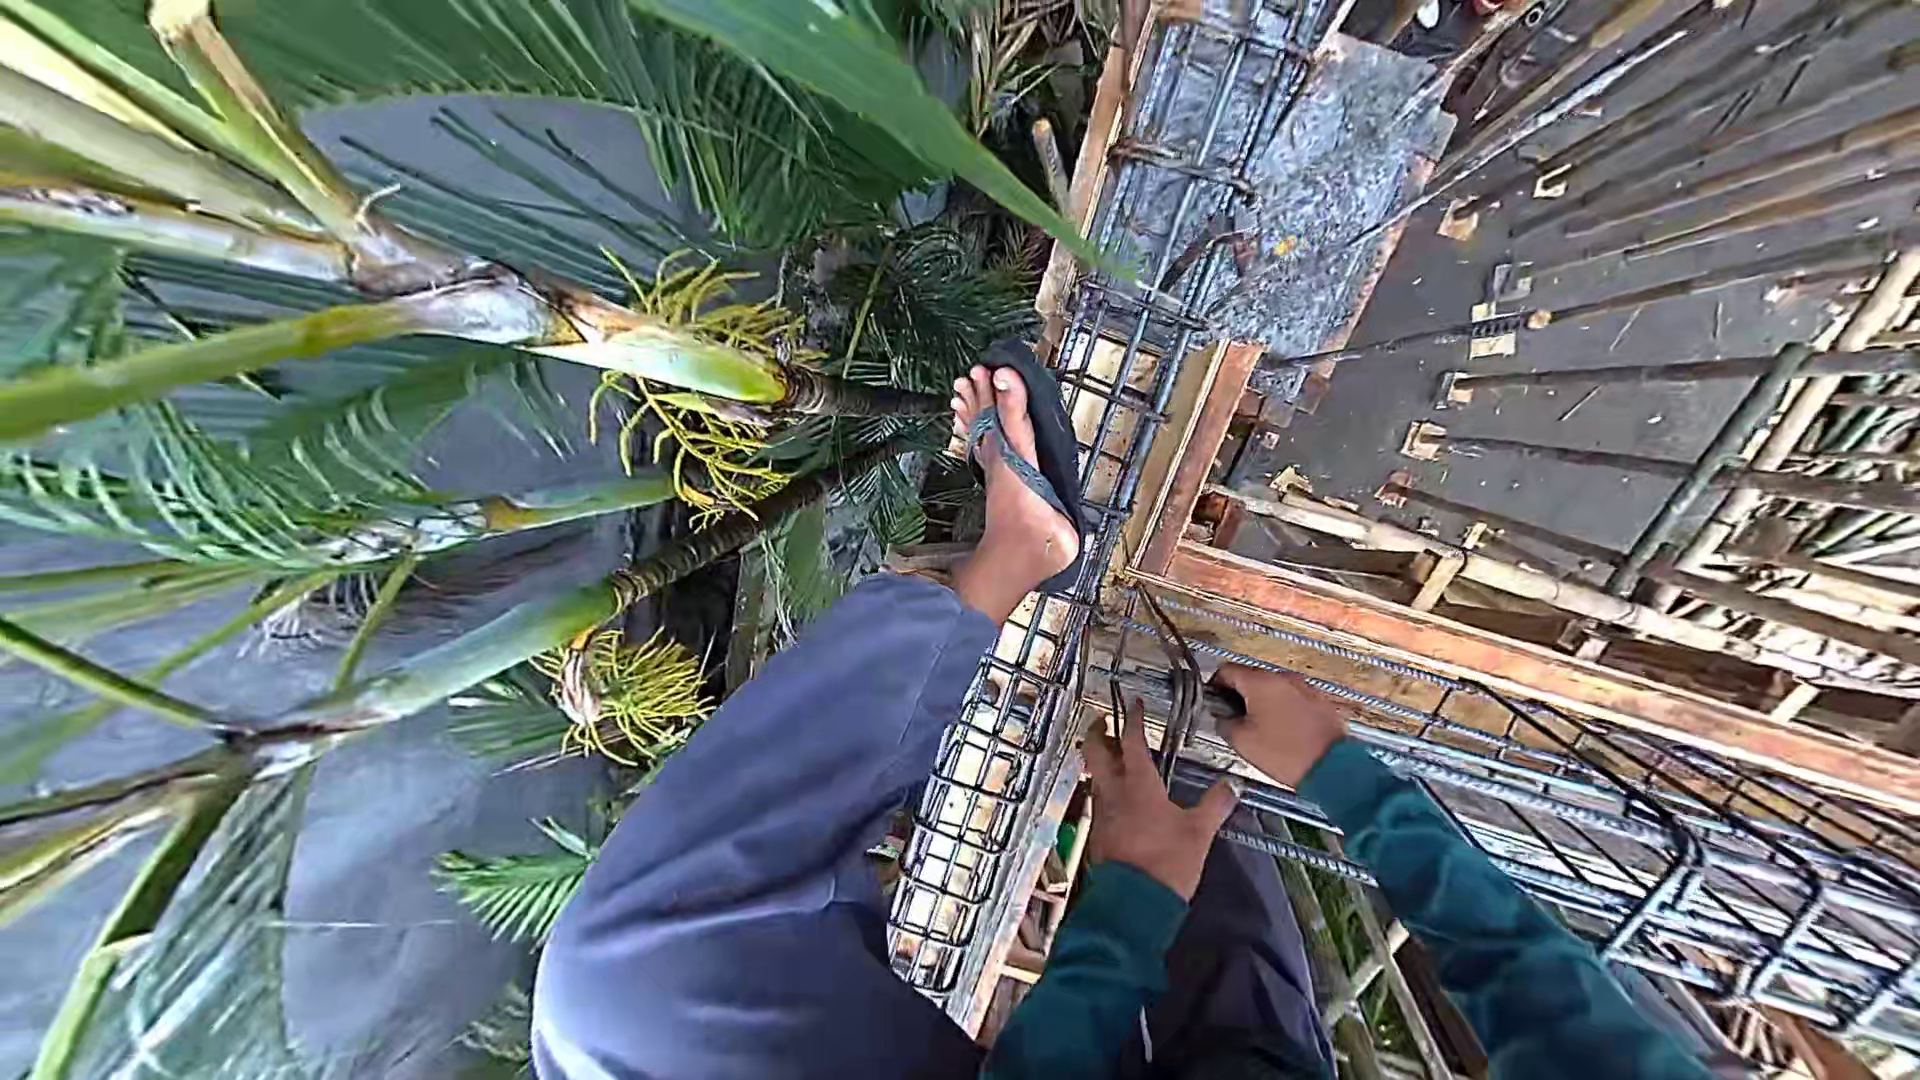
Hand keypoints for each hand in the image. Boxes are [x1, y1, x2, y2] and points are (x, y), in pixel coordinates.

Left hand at [1082, 697, 1238, 899]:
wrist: (1134, 901)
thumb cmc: (1166, 862)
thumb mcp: (1198, 832)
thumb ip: (1214, 805)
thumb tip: (1231, 787)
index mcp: (1137, 782)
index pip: (1131, 740)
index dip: (1132, 719)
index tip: (1134, 705)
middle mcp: (1113, 789)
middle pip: (1095, 748)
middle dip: (1100, 730)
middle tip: (1107, 721)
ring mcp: (1102, 808)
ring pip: (1094, 771)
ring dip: (1100, 757)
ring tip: (1113, 754)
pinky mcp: (1098, 827)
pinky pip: (1098, 795)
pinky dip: (1105, 783)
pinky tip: (1118, 793)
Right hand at [1212, 665, 1349, 786]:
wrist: (1334, 769)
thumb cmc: (1288, 754)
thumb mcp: (1241, 741)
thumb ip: (1223, 722)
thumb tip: (1222, 718)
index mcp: (1260, 682)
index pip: (1226, 670)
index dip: (1214, 685)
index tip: (1214, 699)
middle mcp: (1283, 678)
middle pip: (1250, 677)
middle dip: (1239, 694)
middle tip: (1235, 716)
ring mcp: (1304, 687)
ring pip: (1272, 687)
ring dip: (1262, 701)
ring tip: (1260, 726)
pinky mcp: (1320, 701)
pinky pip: (1293, 697)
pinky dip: (1283, 708)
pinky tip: (1282, 729)